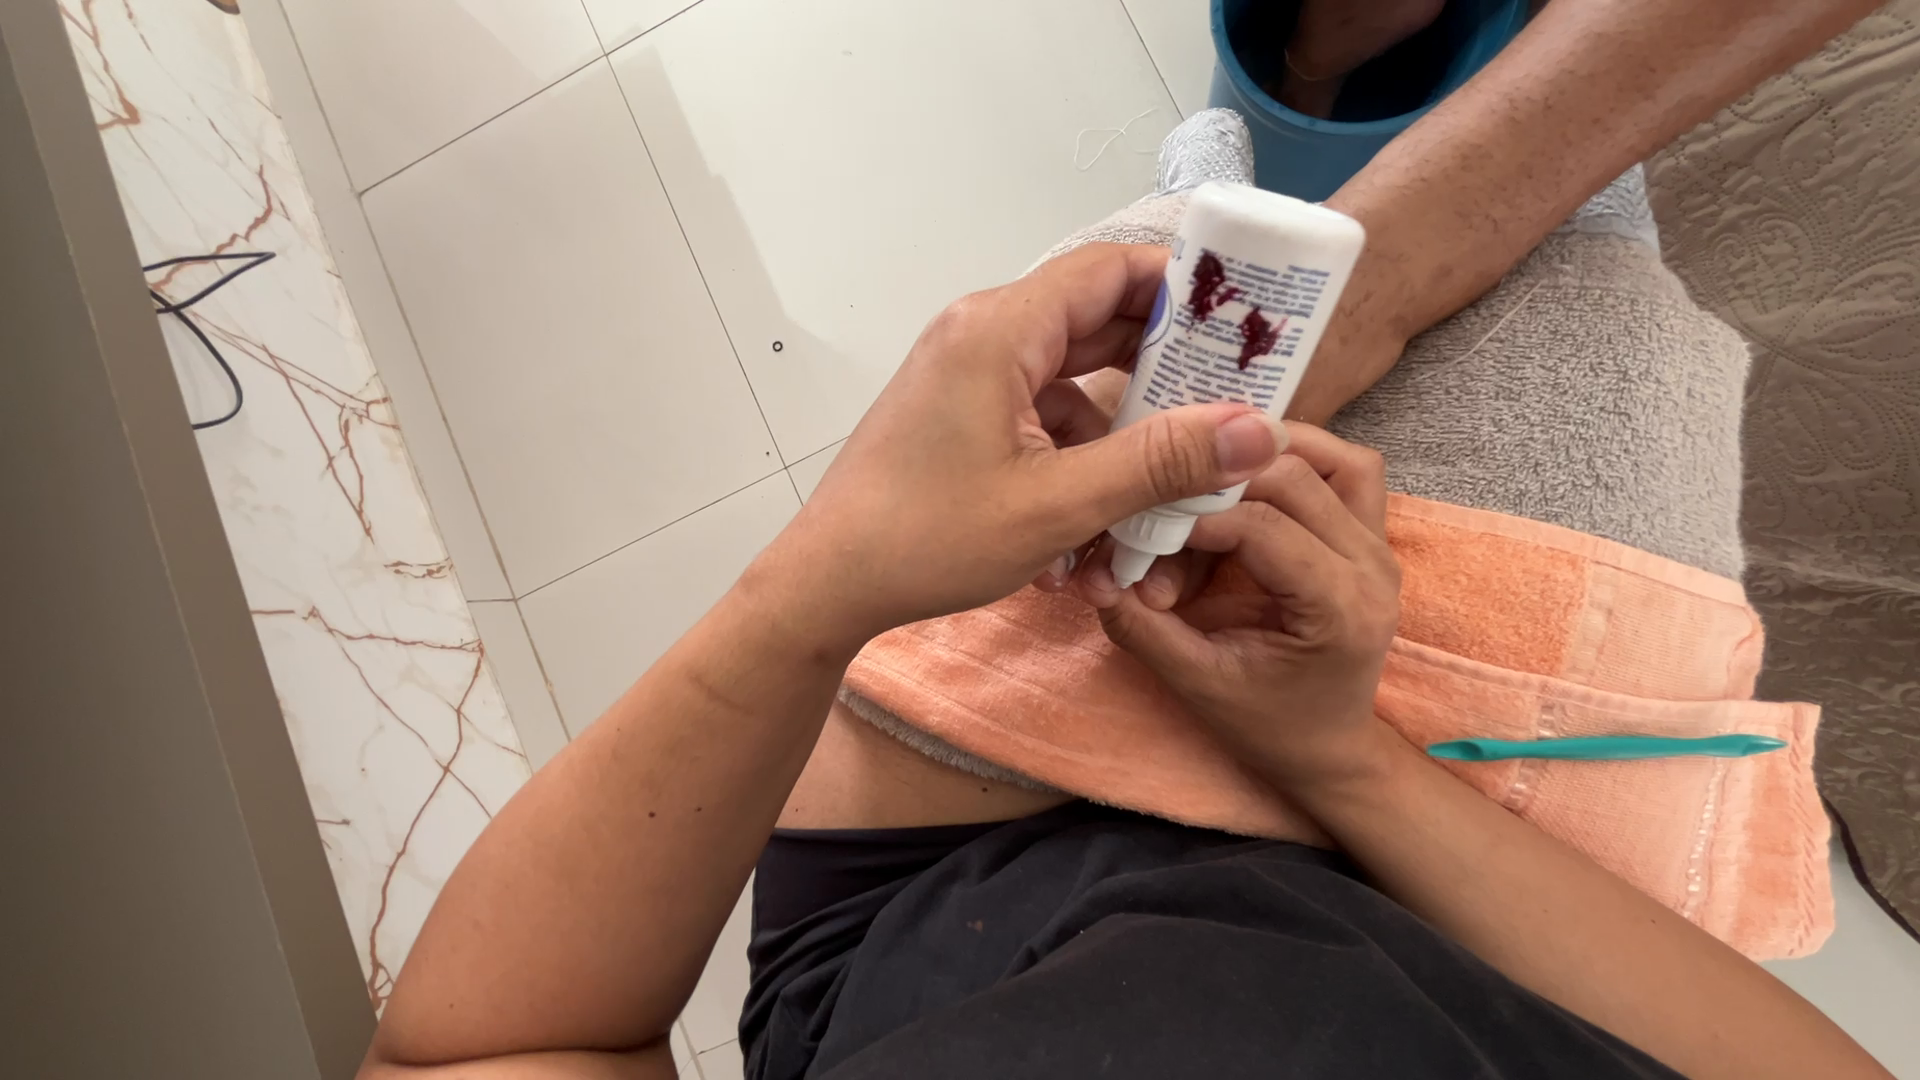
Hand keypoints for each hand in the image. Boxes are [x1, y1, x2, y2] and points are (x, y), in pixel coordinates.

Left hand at [756, 243, 1286, 649]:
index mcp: (999, 330)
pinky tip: (1086, 524)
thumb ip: (1159, 463)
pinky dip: (1071, 460)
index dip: (1184, 290)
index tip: (1243, 330)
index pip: (1111, 270)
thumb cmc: (930, 538)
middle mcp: (982, 336)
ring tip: (1157, 494)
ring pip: (1070, 384)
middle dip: (1161, 375)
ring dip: (1115, 437)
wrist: (830, 582)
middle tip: (1223, 414)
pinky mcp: (961, 418)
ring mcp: (967, 379)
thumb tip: (1259, 431)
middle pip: (1095, 326)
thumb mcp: (1056, 505)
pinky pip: (1036, 420)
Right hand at [1075, 424, 1402, 787]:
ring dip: (1265, 455)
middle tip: (1166, 504)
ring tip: (1209, 478)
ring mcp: (1380, 547)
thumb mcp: (1193, 680)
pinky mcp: (1372, 537)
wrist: (1326, 745)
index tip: (1142, 529)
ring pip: (1332, 458)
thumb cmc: (1262, 721)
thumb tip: (1093, 575)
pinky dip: (1300, 459)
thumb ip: (1140, 626)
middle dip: (1217, 483)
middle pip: (1293, 480)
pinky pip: (1348, 469)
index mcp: (1336, 609)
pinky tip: (1250, 481)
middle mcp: (1372, 567)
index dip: (1192, 517)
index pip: (1261, 527)